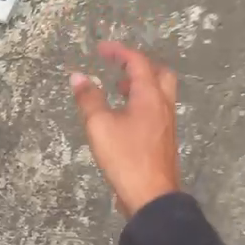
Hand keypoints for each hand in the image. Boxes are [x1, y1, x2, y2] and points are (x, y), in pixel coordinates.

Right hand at [70, 40, 182, 217]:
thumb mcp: (100, 125)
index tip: (101, 48)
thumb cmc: (125, 157)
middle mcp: (163, 105)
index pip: (137, 63)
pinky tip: (124, 115)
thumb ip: (89, 99)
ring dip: (140, 84)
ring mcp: (166, 123)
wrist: (152, 196)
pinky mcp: (163, 139)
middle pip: (159, 74)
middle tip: (118, 67)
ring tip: (118, 88)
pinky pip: (155, 109)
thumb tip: (78, 77)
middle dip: (138, 65)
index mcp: (150, 96)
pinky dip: (141, 102)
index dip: (119, 52)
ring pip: (159, 93)